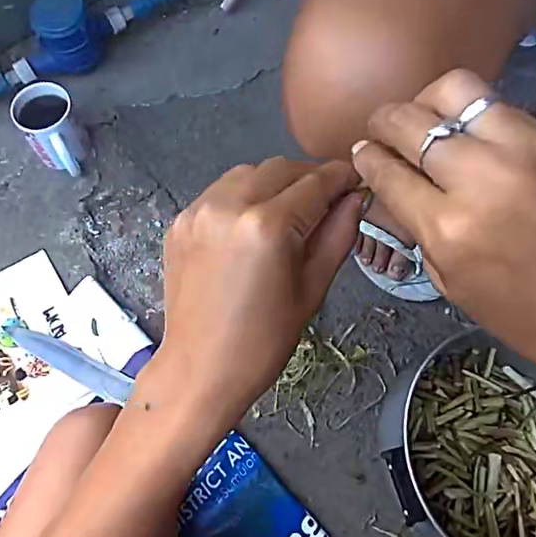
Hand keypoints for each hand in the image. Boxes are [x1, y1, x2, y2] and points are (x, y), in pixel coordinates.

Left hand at [147, 158, 363, 418]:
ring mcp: (199, 211)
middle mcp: (229, 206)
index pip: (315, 183)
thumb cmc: (263, 340)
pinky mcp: (181, 221)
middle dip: (309, 177)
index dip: (341, 177)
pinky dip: (244, 196)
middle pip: (281, 168)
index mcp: (268, 226)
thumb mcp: (313, 288)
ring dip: (275, 182)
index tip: (355, 178)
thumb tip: (355, 199)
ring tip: (291, 210)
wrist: (200, 368)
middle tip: (328, 199)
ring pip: (248, 172)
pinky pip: (221, 191)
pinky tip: (254, 223)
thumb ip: (338, 235)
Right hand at [353, 71, 535, 413]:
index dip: (366, 160)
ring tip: (426, 122)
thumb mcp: (459, 288)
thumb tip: (390, 192)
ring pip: (454, 91)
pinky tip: (471, 134)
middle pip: (409, 121)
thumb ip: (419, 233)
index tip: (361, 155)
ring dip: (426, 103)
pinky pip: (497, 105)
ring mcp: (524, 150)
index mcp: (450, 230)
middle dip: (384, 124)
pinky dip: (472, 113)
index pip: (388, 172)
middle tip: (382, 134)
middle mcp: (481, 178)